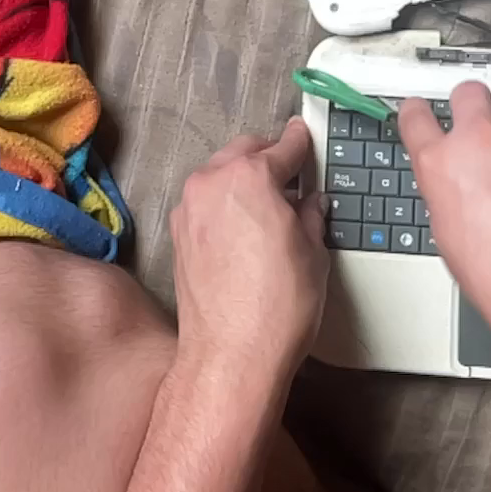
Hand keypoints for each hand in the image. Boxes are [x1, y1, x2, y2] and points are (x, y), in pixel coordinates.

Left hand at [169, 119, 328, 383]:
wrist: (230, 355)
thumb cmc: (276, 305)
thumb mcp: (312, 251)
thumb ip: (310, 213)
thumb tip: (310, 202)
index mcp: (250, 176)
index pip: (283, 147)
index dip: (301, 143)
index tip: (305, 136)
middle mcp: (211, 182)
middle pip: (245, 151)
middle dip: (269, 157)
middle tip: (293, 174)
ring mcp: (189, 207)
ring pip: (220, 173)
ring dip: (242, 178)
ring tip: (268, 203)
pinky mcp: (177, 233)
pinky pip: (205, 201)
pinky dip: (224, 201)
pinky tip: (243, 225)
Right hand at [398, 82, 490, 409]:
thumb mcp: (453, 246)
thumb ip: (447, 199)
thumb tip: (452, 190)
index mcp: (445, 165)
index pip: (416, 116)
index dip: (416, 116)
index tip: (419, 117)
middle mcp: (487, 141)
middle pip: (468, 93)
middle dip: (466, 109)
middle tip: (471, 135)